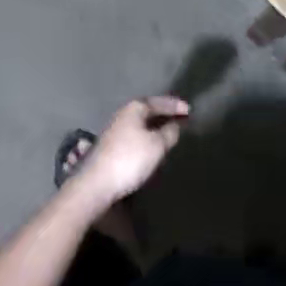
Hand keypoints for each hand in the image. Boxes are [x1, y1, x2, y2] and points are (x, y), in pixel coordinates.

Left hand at [67, 96, 189, 211]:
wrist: (97, 183)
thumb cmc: (130, 159)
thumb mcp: (157, 145)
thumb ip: (170, 133)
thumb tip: (175, 125)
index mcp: (135, 107)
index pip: (159, 102)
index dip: (175, 106)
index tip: (189, 110)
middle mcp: (124, 113)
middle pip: (148, 110)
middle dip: (165, 114)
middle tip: (181, 118)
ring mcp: (115, 129)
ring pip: (141, 122)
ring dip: (155, 126)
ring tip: (169, 131)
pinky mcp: (110, 145)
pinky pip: (135, 133)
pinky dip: (147, 135)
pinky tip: (151, 145)